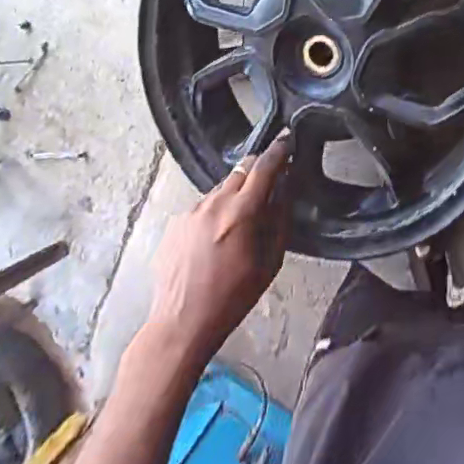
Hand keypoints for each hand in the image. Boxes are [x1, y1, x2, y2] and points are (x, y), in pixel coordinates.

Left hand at [140, 131, 292, 360]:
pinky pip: (203, 206)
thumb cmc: (233, 298)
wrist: (181, 324)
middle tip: (271, 180)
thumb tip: (285, 187)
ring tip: (242, 220)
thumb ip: (279, 219)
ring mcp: (190, 212)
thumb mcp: (270, 262)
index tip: (288, 139)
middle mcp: (213, 204)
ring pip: (222, 188)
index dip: (280, 149)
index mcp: (241, 213)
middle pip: (242, 169)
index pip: (265, 166)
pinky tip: (217, 237)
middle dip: (259, 169)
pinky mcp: (175, 223)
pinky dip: (216, 211)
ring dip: (236, 192)